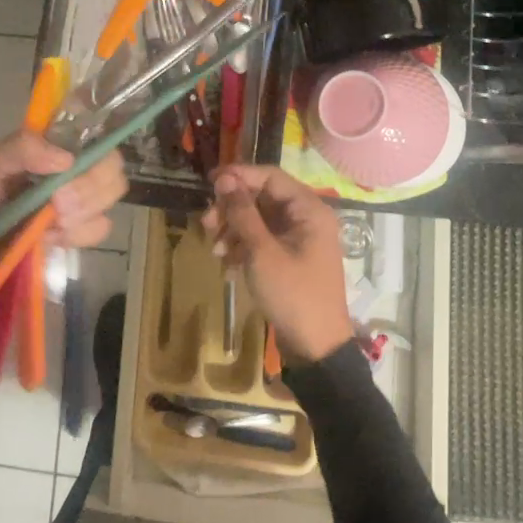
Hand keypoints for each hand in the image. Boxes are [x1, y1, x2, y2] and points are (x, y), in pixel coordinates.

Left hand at [0, 131, 129, 249]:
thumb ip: (21, 149)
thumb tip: (66, 158)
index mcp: (52, 143)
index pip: (95, 129)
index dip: (99, 143)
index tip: (76, 164)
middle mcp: (72, 165)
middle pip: (112, 164)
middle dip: (90, 185)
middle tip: (57, 203)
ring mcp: (79, 197)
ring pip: (112, 193)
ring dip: (84, 210)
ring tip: (50, 222)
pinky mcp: (79, 229)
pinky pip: (100, 227)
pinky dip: (78, 234)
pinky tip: (51, 236)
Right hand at [201, 164, 353, 363]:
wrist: (316, 347)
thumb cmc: (292, 294)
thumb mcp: (262, 252)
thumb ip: (242, 212)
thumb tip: (224, 178)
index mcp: (309, 209)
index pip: (270, 176)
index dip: (238, 175)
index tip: (209, 182)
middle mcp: (306, 218)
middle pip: (262, 197)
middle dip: (232, 208)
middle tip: (206, 224)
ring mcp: (299, 238)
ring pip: (258, 219)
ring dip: (233, 230)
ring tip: (215, 250)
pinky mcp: (290, 257)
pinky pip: (262, 239)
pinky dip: (243, 247)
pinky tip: (227, 264)